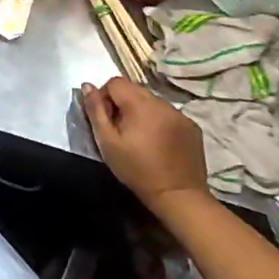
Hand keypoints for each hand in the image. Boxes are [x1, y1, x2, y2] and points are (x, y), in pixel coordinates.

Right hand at [82, 78, 209, 215]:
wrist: (178, 196)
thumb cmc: (137, 170)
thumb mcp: (108, 143)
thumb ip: (96, 111)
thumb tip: (87, 86)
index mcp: (140, 104)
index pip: (116, 82)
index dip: (104, 96)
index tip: (105, 119)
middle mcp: (162, 102)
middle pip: (135, 89)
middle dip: (122, 102)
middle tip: (120, 129)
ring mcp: (180, 114)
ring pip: (153, 101)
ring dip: (142, 111)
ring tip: (140, 137)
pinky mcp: (192, 126)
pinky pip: (169, 114)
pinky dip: (159, 121)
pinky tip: (158, 142)